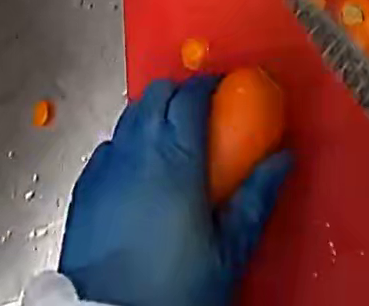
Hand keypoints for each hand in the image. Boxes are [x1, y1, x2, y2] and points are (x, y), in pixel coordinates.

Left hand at [60, 76, 292, 305]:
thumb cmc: (177, 290)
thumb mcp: (229, 250)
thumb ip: (257, 196)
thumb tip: (283, 158)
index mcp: (177, 157)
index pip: (191, 94)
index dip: (208, 83)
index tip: (223, 89)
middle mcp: (138, 149)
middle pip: (157, 92)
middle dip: (179, 92)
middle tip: (198, 112)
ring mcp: (106, 166)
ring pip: (130, 114)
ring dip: (152, 113)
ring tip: (169, 138)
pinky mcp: (84, 187)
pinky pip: (108, 146)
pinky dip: (126, 143)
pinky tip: (137, 169)